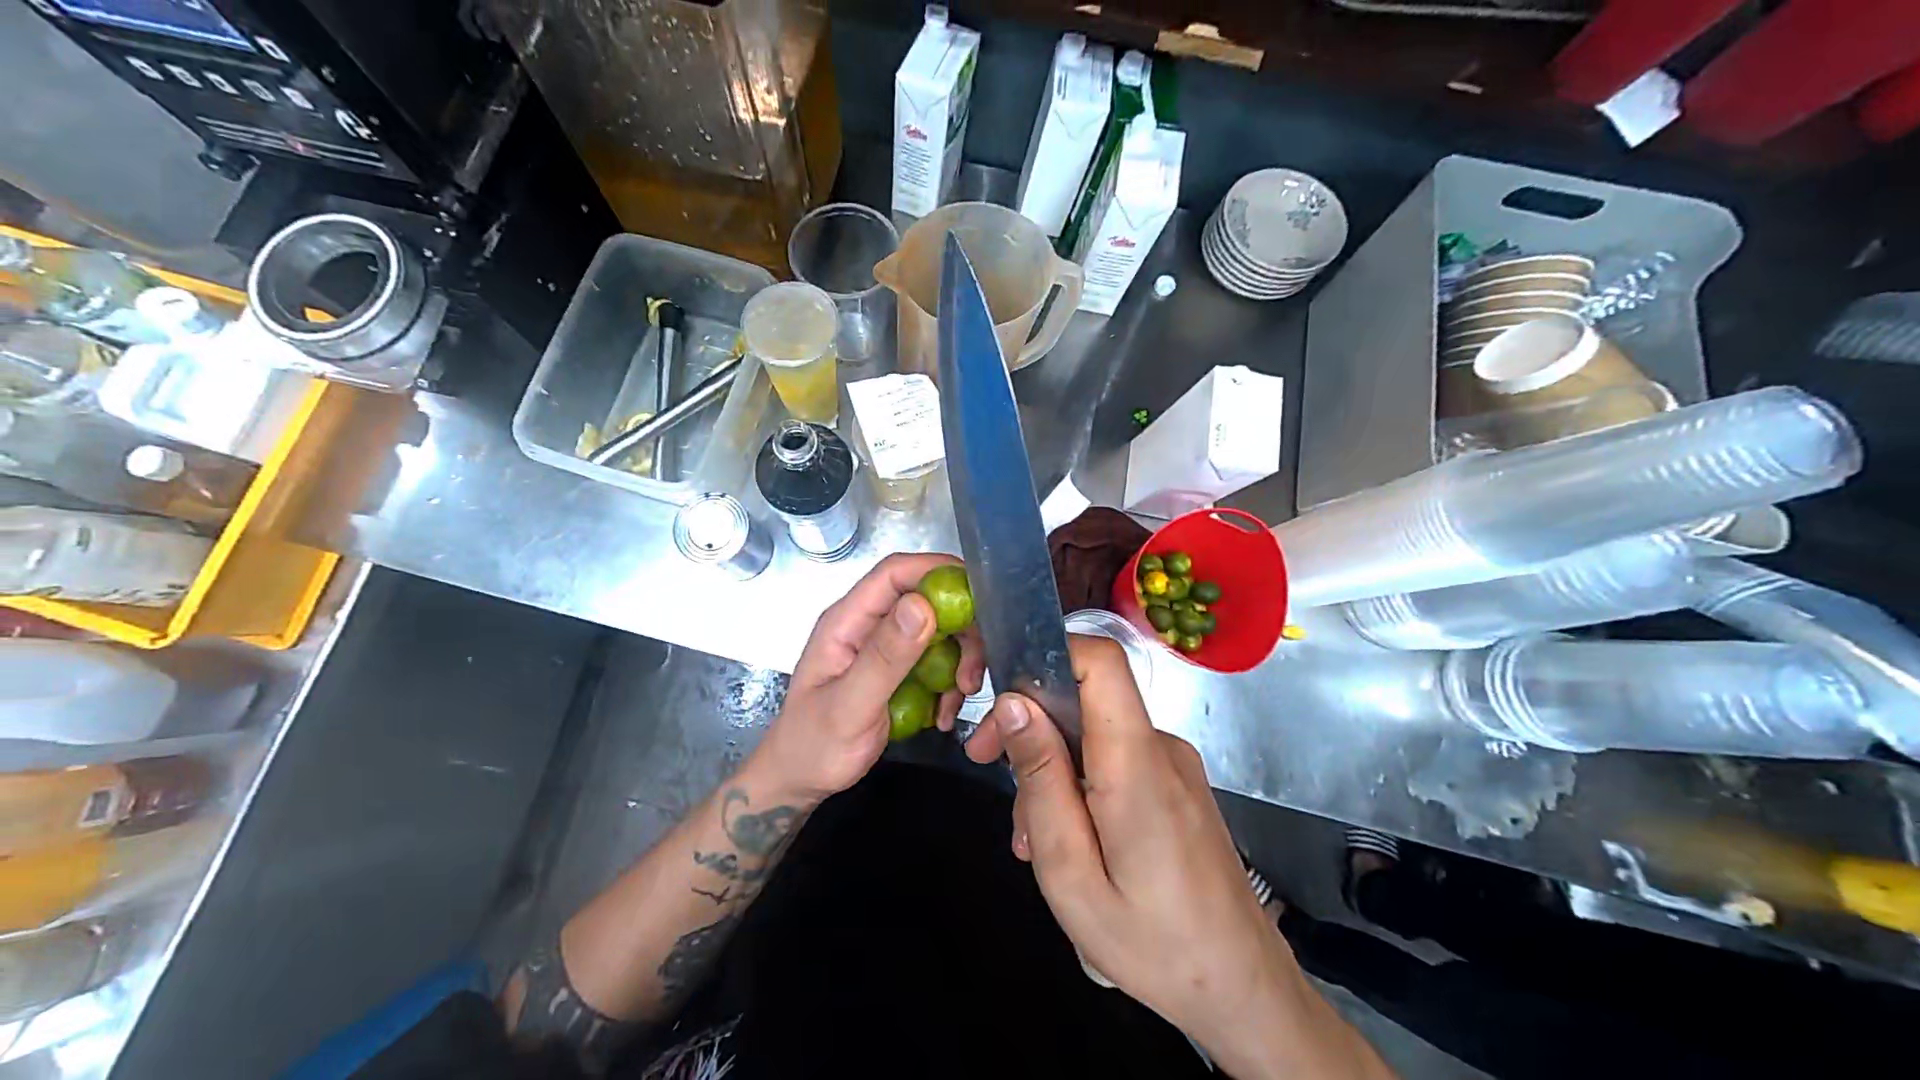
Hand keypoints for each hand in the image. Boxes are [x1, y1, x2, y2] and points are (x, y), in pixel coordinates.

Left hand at [751, 554, 984, 802]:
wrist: (799, 782)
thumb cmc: (812, 746)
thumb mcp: (850, 705)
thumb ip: (885, 656)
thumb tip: (922, 605)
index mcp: (848, 621)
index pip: (894, 574)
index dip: (937, 571)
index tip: (978, 593)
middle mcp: (868, 627)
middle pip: (927, 601)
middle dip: (959, 630)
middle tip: (972, 672)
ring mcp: (884, 650)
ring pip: (939, 634)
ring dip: (959, 662)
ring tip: (959, 698)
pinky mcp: (898, 673)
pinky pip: (936, 664)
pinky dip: (949, 685)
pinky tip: (945, 714)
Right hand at [965, 637, 1391, 1079]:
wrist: (1243, 988)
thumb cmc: (1153, 944)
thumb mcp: (1070, 873)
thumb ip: (1040, 781)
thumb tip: (1013, 703)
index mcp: (1136, 762)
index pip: (1101, 659)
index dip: (1049, 653)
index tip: (1002, 699)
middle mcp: (1161, 746)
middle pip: (1084, 698)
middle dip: (1029, 725)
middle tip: (986, 767)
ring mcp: (1174, 763)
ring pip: (1092, 735)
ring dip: (1050, 767)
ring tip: (1029, 837)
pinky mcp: (1176, 782)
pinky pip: (1114, 760)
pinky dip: (1079, 784)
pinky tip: (1066, 838)